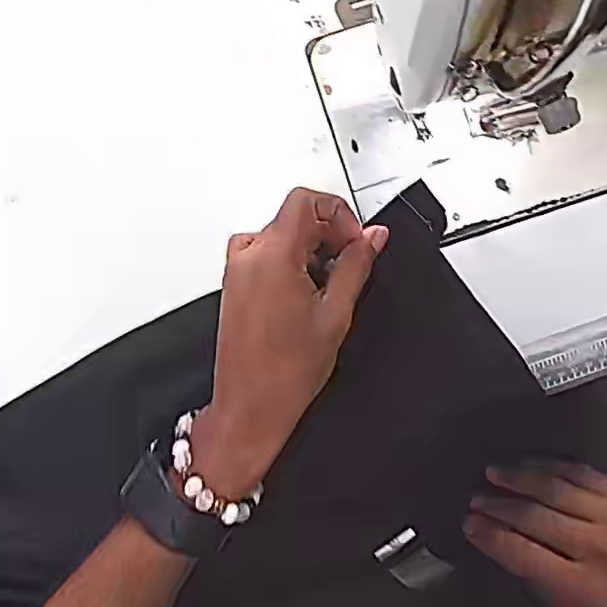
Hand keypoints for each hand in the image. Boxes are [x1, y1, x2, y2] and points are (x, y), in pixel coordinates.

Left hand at [191, 188, 387, 497]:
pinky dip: (289, 262)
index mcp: (272, 254)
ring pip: (280, 235)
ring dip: (309, 249)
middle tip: (350, 262)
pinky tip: (307, 293)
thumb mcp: (336, 313)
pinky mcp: (234, 285)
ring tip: (328, 284)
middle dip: (327, 233)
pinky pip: (264, 254)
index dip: (338, 213)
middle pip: (293, 216)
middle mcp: (248, 256)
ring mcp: (237, 271)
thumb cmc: (284, 372)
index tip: (355, 239)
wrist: (251, 406)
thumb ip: (356, 265)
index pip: (305, 201)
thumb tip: (372, 238)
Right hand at [464, 460, 606, 606]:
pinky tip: (533, 465)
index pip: (521, 553)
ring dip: (518, 478)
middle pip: (533, 515)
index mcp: (587, 592)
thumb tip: (512, 549)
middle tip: (476, 499)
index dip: (489, 535)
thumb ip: (547, 589)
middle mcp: (602, 550)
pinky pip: (584, 474)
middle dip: (497, 505)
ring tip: (494, 473)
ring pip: (554, 487)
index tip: (470, 524)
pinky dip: (552, 467)